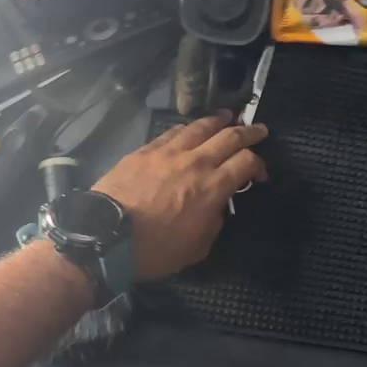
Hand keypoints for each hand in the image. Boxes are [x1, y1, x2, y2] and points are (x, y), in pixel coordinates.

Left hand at [91, 111, 268, 278]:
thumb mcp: (198, 247)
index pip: (247, 162)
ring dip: (220, 120)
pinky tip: (191, 128)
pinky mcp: (145, 150)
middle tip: (259, 130)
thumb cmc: (156, 250)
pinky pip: (173, 132)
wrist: (106, 238)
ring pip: (201, 126)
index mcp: (213, 187)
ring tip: (228, 117)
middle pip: (230, 136)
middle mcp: (196, 162)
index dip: (260, 164)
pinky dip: (189, 128)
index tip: (261, 174)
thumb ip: (214, 221)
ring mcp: (169, 152)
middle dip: (249, 132)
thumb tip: (216, 206)